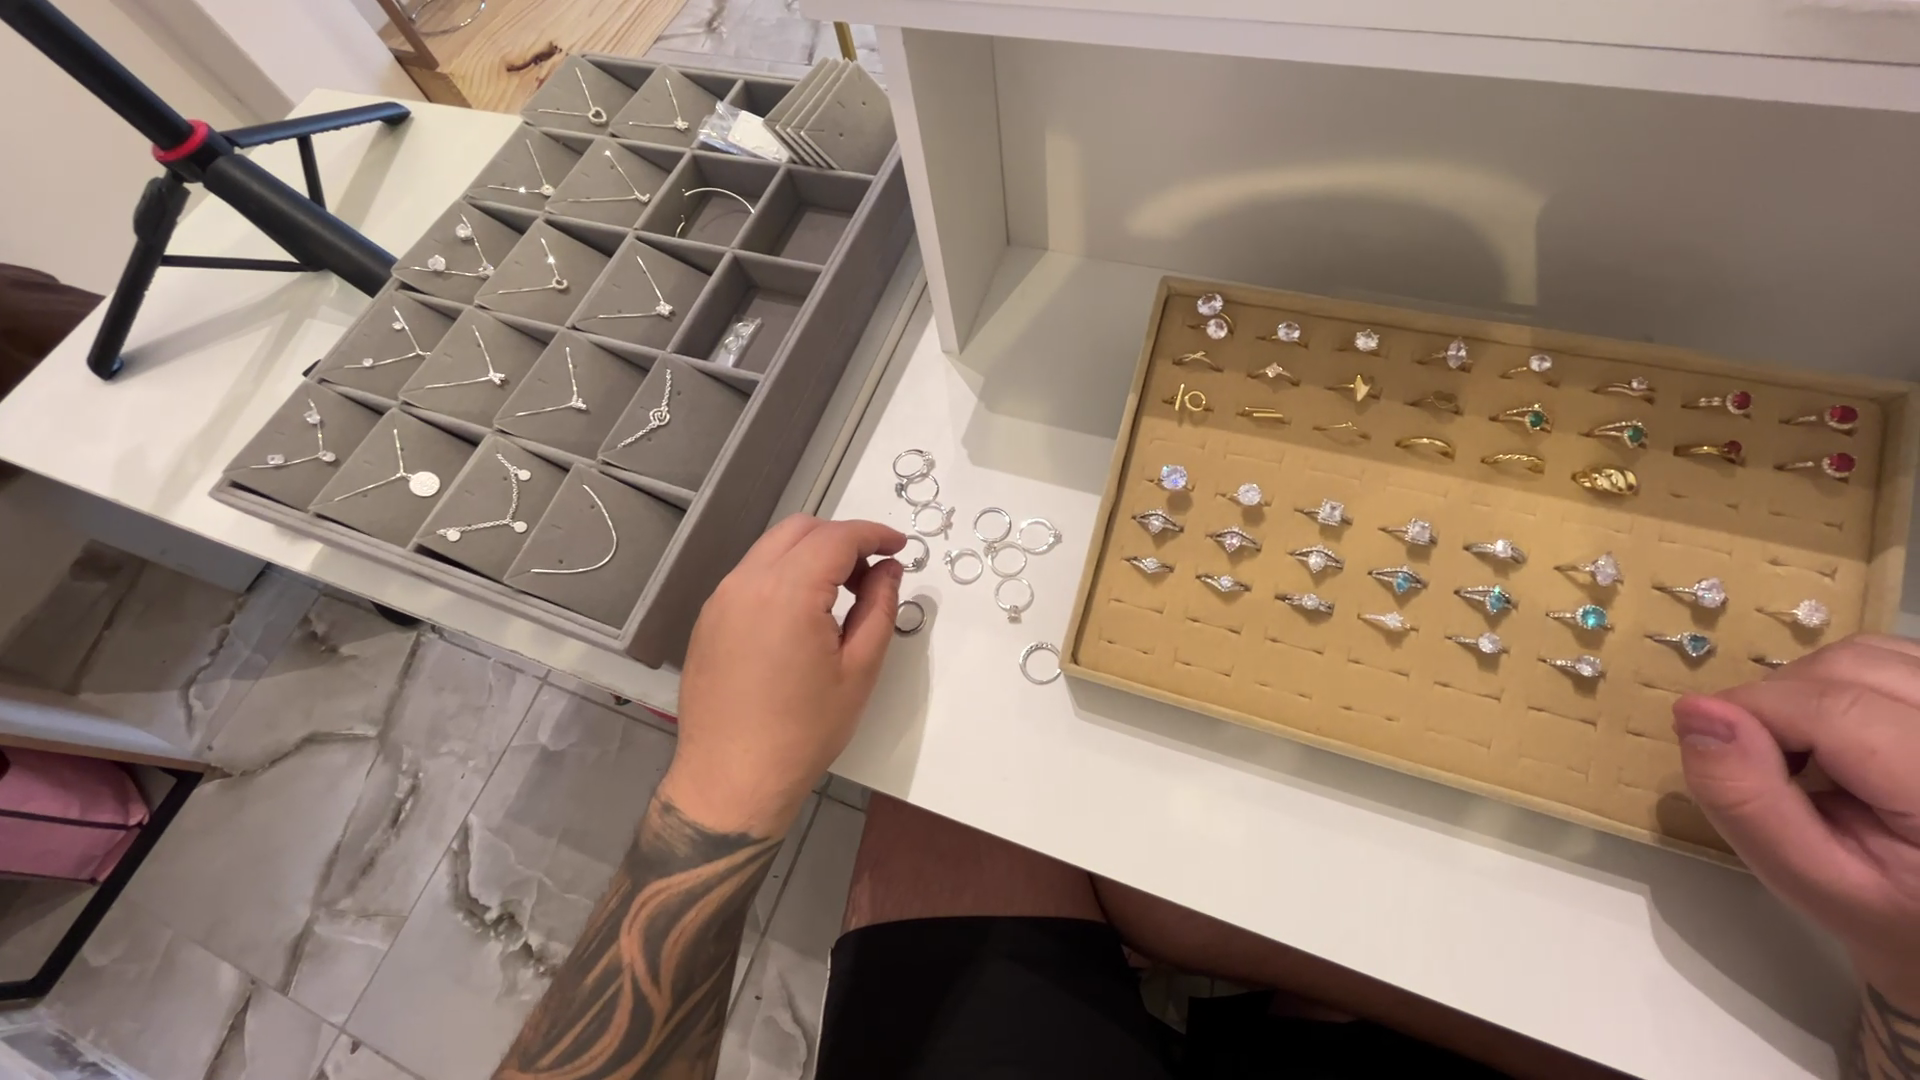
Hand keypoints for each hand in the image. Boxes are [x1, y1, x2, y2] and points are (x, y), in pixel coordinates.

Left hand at [662, 515, 904, 836]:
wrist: (731, 779)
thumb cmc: (804, 731)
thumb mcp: (859, 669)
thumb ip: (879, 606)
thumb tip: (889, 569)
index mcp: (788, 592)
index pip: (837, 537)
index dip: (874, 534)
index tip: (900, 547)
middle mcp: (747, 582)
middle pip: (801, 529)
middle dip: (842, 538)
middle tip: (872, 574)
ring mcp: (721, 598)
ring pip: (772, 548)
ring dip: (811, 554)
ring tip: (840, 595)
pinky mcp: (709, 618)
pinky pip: (752, 574)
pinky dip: (784, 573)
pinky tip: (802, 613)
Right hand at [1674, 635, 1919, 1009]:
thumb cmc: (1886, 912)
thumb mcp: (1804, 875)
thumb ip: (1744, 797)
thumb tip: (1693, 712)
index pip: (1835, 709)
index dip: (1751, 715)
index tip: (1721, 754)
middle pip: (1854, 668)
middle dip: (1780, 701)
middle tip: (1772, 762)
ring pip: (1872, 654)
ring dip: (1812, 689)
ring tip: (1812, 749)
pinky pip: (1893, 660)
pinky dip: (1846, 685)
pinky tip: (1848, 734)